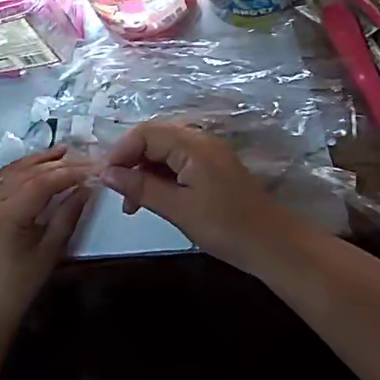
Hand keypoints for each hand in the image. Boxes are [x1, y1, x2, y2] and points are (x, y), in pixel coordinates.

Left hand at [0, 146, 91, 327]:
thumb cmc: (22, 284)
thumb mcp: (50, 252)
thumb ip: (67, 216)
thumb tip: (86, 189)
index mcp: (9, 215)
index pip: (42, 182)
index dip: (68, 172)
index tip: (92, 168)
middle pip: (27, 172)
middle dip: (56, 163)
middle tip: (83, 157)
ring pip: (12, 171)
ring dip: (37, 160)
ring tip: (62, 153)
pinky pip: (1, 179)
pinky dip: (20, 168)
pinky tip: (35, 166)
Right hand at [100, 121, 295, 271]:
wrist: (275, 246)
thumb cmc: (226, 228)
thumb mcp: (178, 209)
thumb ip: (141, 188)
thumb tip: (106, 174)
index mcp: (193, 146)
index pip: (145, 133)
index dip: (120, 152)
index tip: (105, 178)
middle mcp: (200, 140)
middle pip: (153, 137)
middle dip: (129, 159)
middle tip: (116, 189)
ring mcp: (208, 152)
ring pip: (163, 149)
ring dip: (143, 169)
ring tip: (131, 201)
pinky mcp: (212, 166)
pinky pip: (177, 160)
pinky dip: (159, 175)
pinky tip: (152, 197)